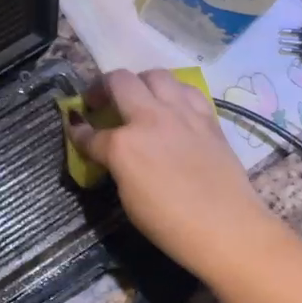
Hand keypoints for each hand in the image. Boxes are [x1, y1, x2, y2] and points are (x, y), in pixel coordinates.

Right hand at [66, 69, 287, 272]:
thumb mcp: (128, 198)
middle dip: (102, 87)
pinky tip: (171, 107)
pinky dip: (172, 92)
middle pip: (119, 81)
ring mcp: (181, 113)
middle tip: (99, 101)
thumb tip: (113, 153)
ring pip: (155, 74)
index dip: (78, 132)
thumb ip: (116, 165)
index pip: (90, 133)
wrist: (226, 228)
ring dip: (139, 82)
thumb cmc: (169, 224)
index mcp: (123, 145)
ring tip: (137, 96)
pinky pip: (186, 89)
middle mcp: (149, 118)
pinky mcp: (207, 117)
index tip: (75, 129)